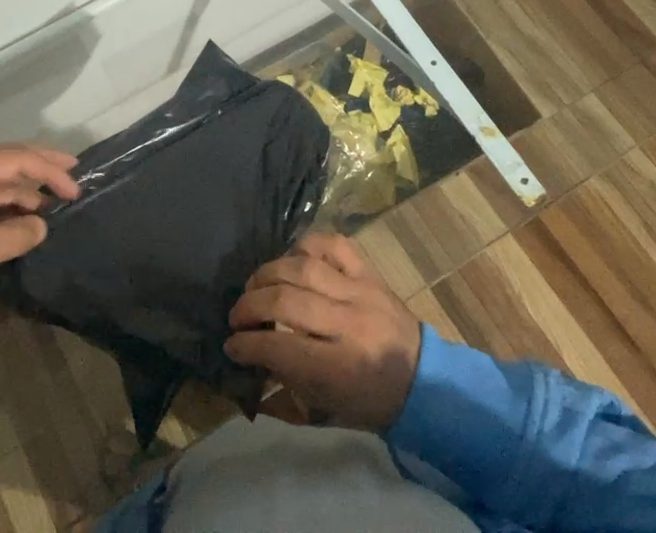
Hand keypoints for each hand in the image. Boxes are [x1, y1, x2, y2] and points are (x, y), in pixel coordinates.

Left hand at [0, 142, 79, 305]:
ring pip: (0, 183)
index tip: (74, 189)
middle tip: (74, 171)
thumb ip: (16, 235)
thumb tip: (42, 225)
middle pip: (8, 161)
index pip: (15, 160)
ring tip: (57, 201)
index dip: (48, 171)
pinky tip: (30, 217)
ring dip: (28, 189)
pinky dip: (13, 206)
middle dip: (41, 165)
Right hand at [224, 231, 422, 431]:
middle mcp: (350, 325)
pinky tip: (291, 261)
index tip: (231, 345)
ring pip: (303, 268)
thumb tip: (242, 363)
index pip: (279, 347)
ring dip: (268, 274)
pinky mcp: (370, 273)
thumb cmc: (368, 401)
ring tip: (256, 288)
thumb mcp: (323, 410)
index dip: (245, 344)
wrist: (424, 381)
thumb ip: (280, 389)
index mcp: (340, 368)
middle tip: (237, 317)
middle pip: (285, 301)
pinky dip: (305, 247)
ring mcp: (362, 293)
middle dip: (249, 307)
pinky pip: (333, 245)